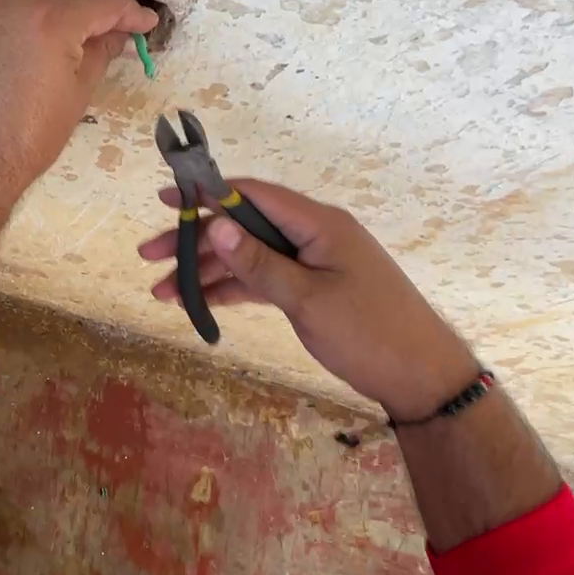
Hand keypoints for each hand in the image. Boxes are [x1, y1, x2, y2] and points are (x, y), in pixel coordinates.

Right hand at [138, 180, 481, 420]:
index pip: (252, 195)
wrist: (423, 380)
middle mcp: (311, 234)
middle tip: (150, 256)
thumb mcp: (308, 299)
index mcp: (318, 223)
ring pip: (248, 256)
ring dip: (208, 271)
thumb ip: (258, 263)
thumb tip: (216, 223)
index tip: (166, 199)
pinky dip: (233, 289)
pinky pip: (262, 279)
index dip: (207, 194)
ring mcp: (311, 261)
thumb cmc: (370, 333)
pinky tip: (201, 303)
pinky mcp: (310, 288)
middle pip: (243, 227)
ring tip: (165, 292)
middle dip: (196, 241)